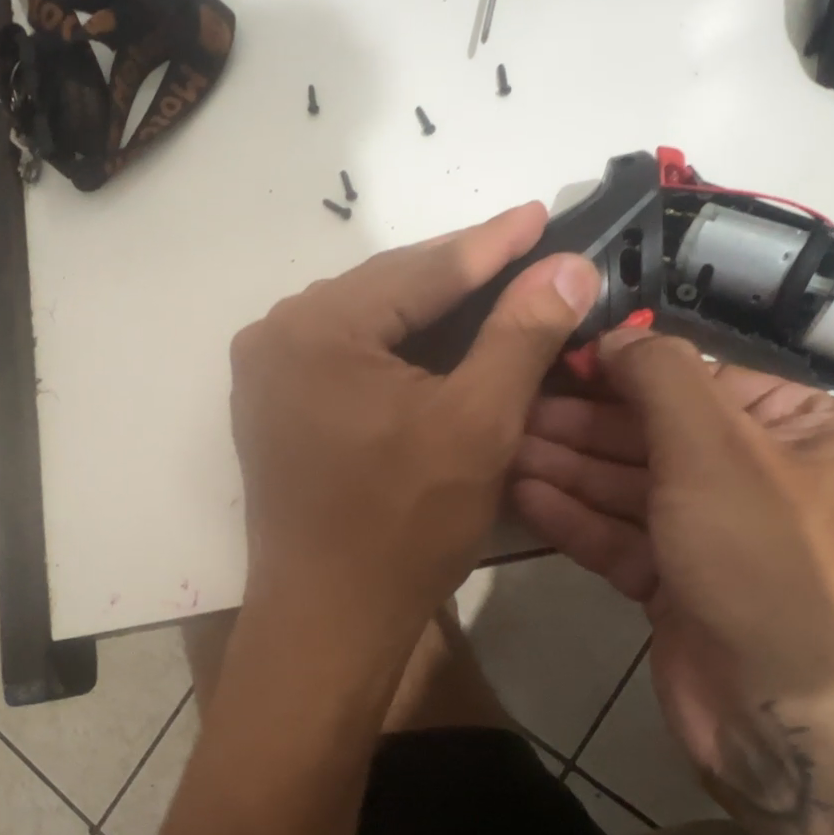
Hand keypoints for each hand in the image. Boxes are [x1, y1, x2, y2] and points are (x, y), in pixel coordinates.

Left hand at [230, 203, 599, 669]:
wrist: (328, 620)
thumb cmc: (404, 526)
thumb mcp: (477, 425)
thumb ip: (521, 335)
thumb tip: (567, 267)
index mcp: (316, 327)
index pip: (421, 268)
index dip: (492, 243)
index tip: (541, 214)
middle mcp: (276, 334)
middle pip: (388, 288)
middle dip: (461, 275)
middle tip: (528, 253)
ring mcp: (266, 371)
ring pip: (368, 321)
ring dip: (430, 311)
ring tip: (495, 291)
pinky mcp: (272, 405)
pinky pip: (346, 355)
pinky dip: (397, 348)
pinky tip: (440, 344)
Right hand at [510, 329, 833, 802]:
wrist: (804, 729)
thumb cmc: (774, 564)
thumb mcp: (719, 451)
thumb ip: (660, 380)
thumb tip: (616, 334)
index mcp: (812, 432)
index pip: (703, 381)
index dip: (626, 370)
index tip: (554, 358)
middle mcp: (772, 481)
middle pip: (660, 436)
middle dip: (585, 425)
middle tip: (510, 404)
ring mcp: (724, 541)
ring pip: (636, 490)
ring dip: (571, 469)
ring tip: (502, 445)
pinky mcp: (684, 591)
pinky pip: (626, 539)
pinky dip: (578, 519)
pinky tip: (523, 495)